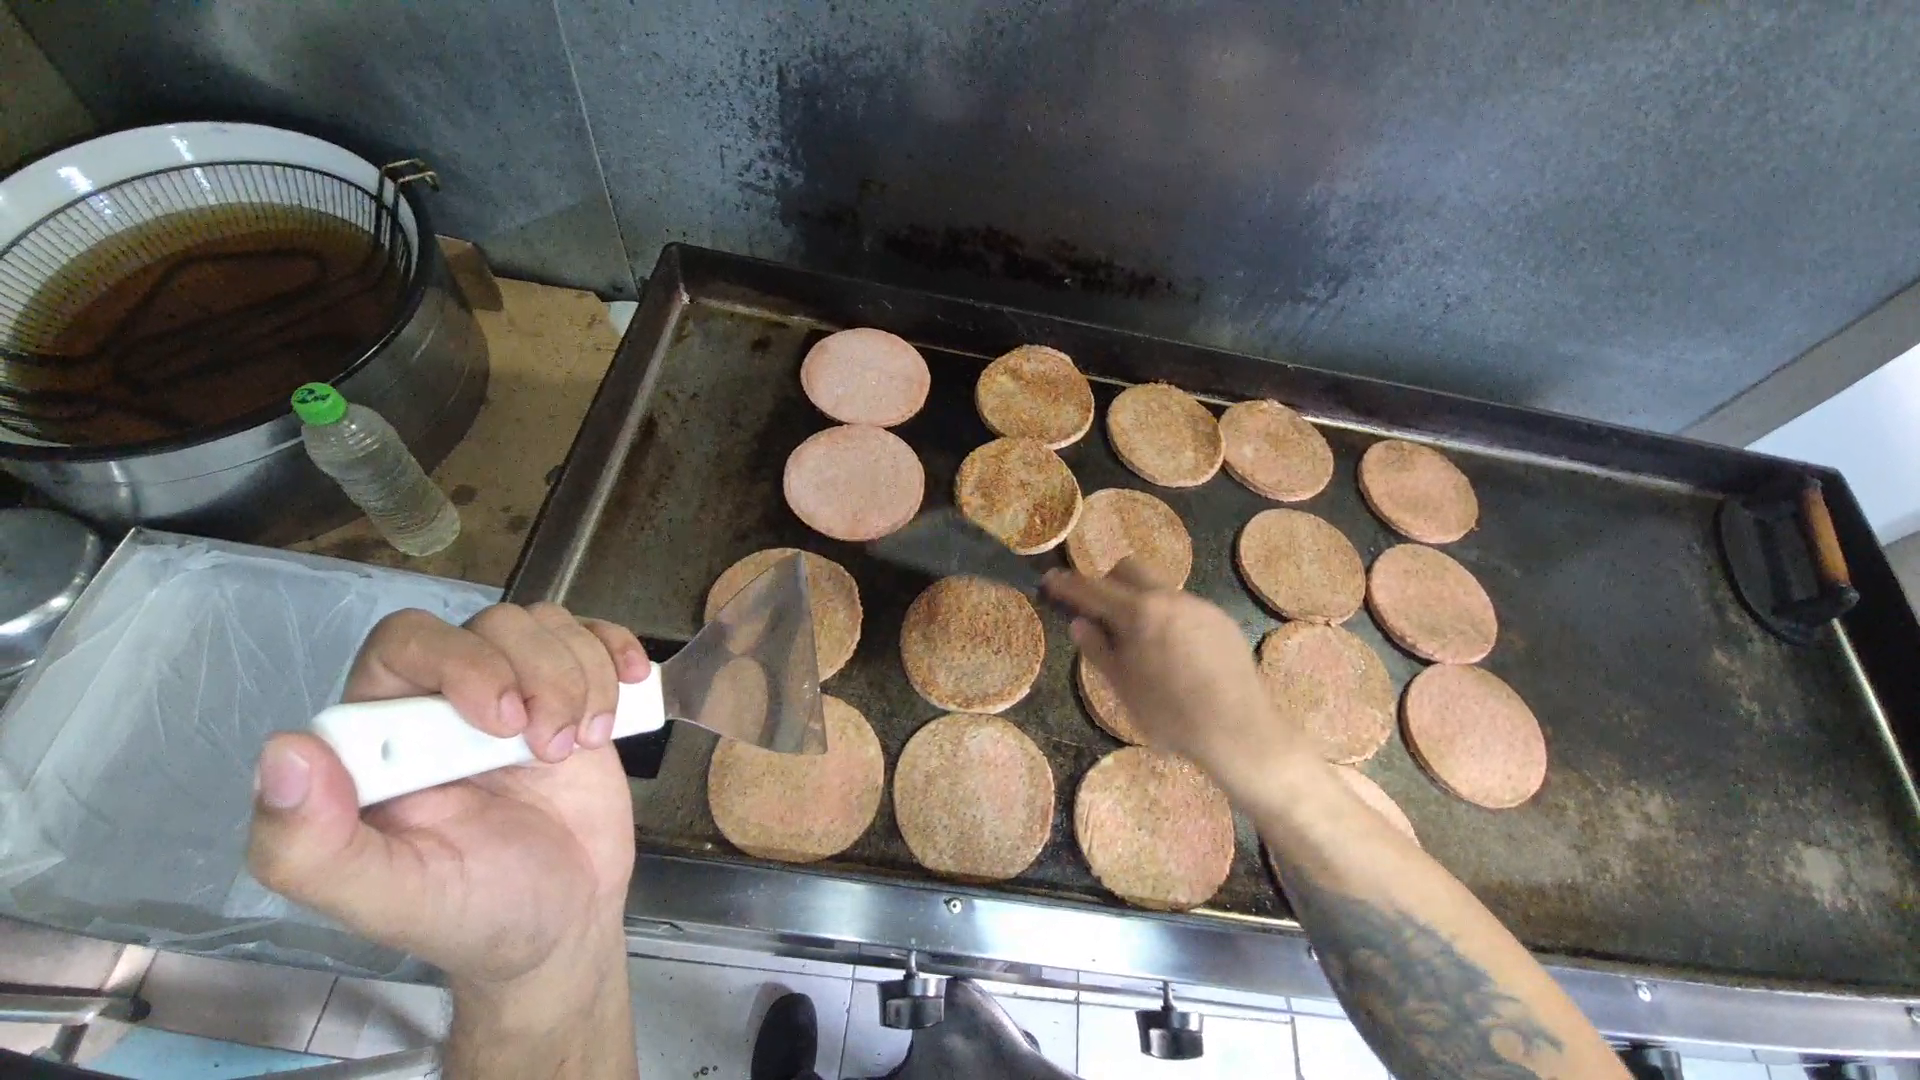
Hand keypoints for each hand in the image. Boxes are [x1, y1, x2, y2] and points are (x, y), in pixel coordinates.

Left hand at [247, 602, 647, 994]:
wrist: (565, 924)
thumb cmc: (473, 914)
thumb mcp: (388, 898)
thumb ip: (311, 845)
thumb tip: (282, 751)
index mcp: (387, 735)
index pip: (408, 643)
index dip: (462, 662)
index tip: (506, 723)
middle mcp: (450, 700)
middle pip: (495, 625)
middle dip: (543, 675)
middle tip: (556, 750)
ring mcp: (522, 692)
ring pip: (549, 625)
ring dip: (586, 675)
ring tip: (589, 740)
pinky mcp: (578, 694)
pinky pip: (596, 636)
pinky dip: (621, 650)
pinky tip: (632, 687)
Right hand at [1042, 558, 1310, 795]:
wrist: (1240, 732)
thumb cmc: (1172, 716)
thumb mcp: (1124, 689)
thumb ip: (1099, 650)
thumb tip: (1079, 624)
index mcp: (1139, 613)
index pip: (1091, 588)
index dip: (1066, 584)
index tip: (1049, 581)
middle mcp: (1170, 598)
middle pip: (1128, 570)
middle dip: (1107, 584)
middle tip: (1101, 616)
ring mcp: (1200, 606)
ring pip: (1159, 588)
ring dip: (1140, 603)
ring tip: (1142, 645)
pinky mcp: (1221, 620)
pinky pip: (1185, 607)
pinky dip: (1168, 620)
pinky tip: (1176, 657)